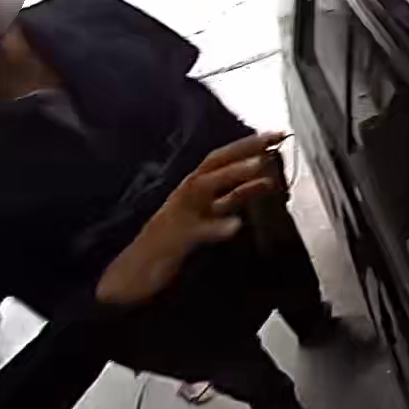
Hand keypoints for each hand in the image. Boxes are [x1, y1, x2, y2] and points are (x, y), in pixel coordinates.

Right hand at [95, 130, 286, 304]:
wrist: (131, 275)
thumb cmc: (172, 242)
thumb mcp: (206, 213)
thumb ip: (233, 196)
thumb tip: (266, 181)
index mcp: (194, 186)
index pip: (224, 156)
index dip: (250, 143)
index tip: (278, 133)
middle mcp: (187, 193)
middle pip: (217, 162)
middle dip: (246, 147)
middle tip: (275, 137)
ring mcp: (180, 214)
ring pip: (206, 187)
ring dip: (233, 176)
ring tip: (260, 167)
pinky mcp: (175, 240)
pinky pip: (199, 232)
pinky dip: (217, 227)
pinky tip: (235, 225)